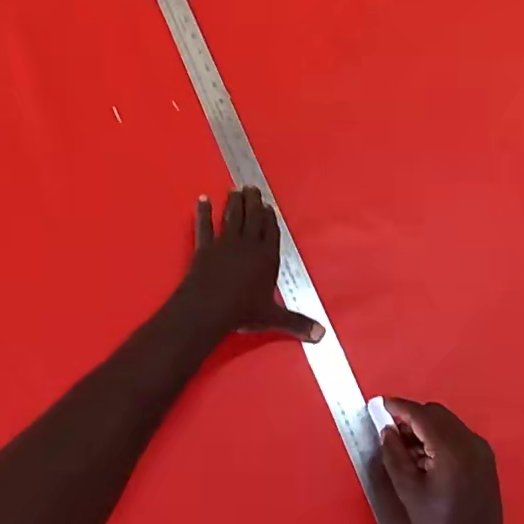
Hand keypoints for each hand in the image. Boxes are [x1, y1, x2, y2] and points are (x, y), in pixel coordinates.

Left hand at [176, 187, 324, 342]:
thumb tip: (321, 335)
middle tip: (251, 188)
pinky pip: (204, 226)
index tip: (268, 206)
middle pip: (252, 218)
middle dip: (253, 202)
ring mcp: (224, 244)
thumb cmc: (242, 311)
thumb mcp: (272, 318)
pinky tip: (202, 200)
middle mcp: (247, 245)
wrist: (207, 308)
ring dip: (233, 203)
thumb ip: (296, 323)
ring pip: (231, 217)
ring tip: (235, 190)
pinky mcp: (204, 247)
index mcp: (267, 257)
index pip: (271, 232)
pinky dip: (203, 212)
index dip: (270, 218)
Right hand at [378, 398, 513, 523]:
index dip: (398, 407)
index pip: (420, 414)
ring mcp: (480, 449)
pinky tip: (427, 460)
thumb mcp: (408, 490)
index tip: (380, 404)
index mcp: (450, 447)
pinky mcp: (484, 458)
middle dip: (411, 417)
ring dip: (425, 428)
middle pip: (435, 413)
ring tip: (407, 452)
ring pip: (447, 423)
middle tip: (391, 434)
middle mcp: (469, 441)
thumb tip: (387, 430)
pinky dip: (438, 438)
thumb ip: (394, 454)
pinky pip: (457, 435)